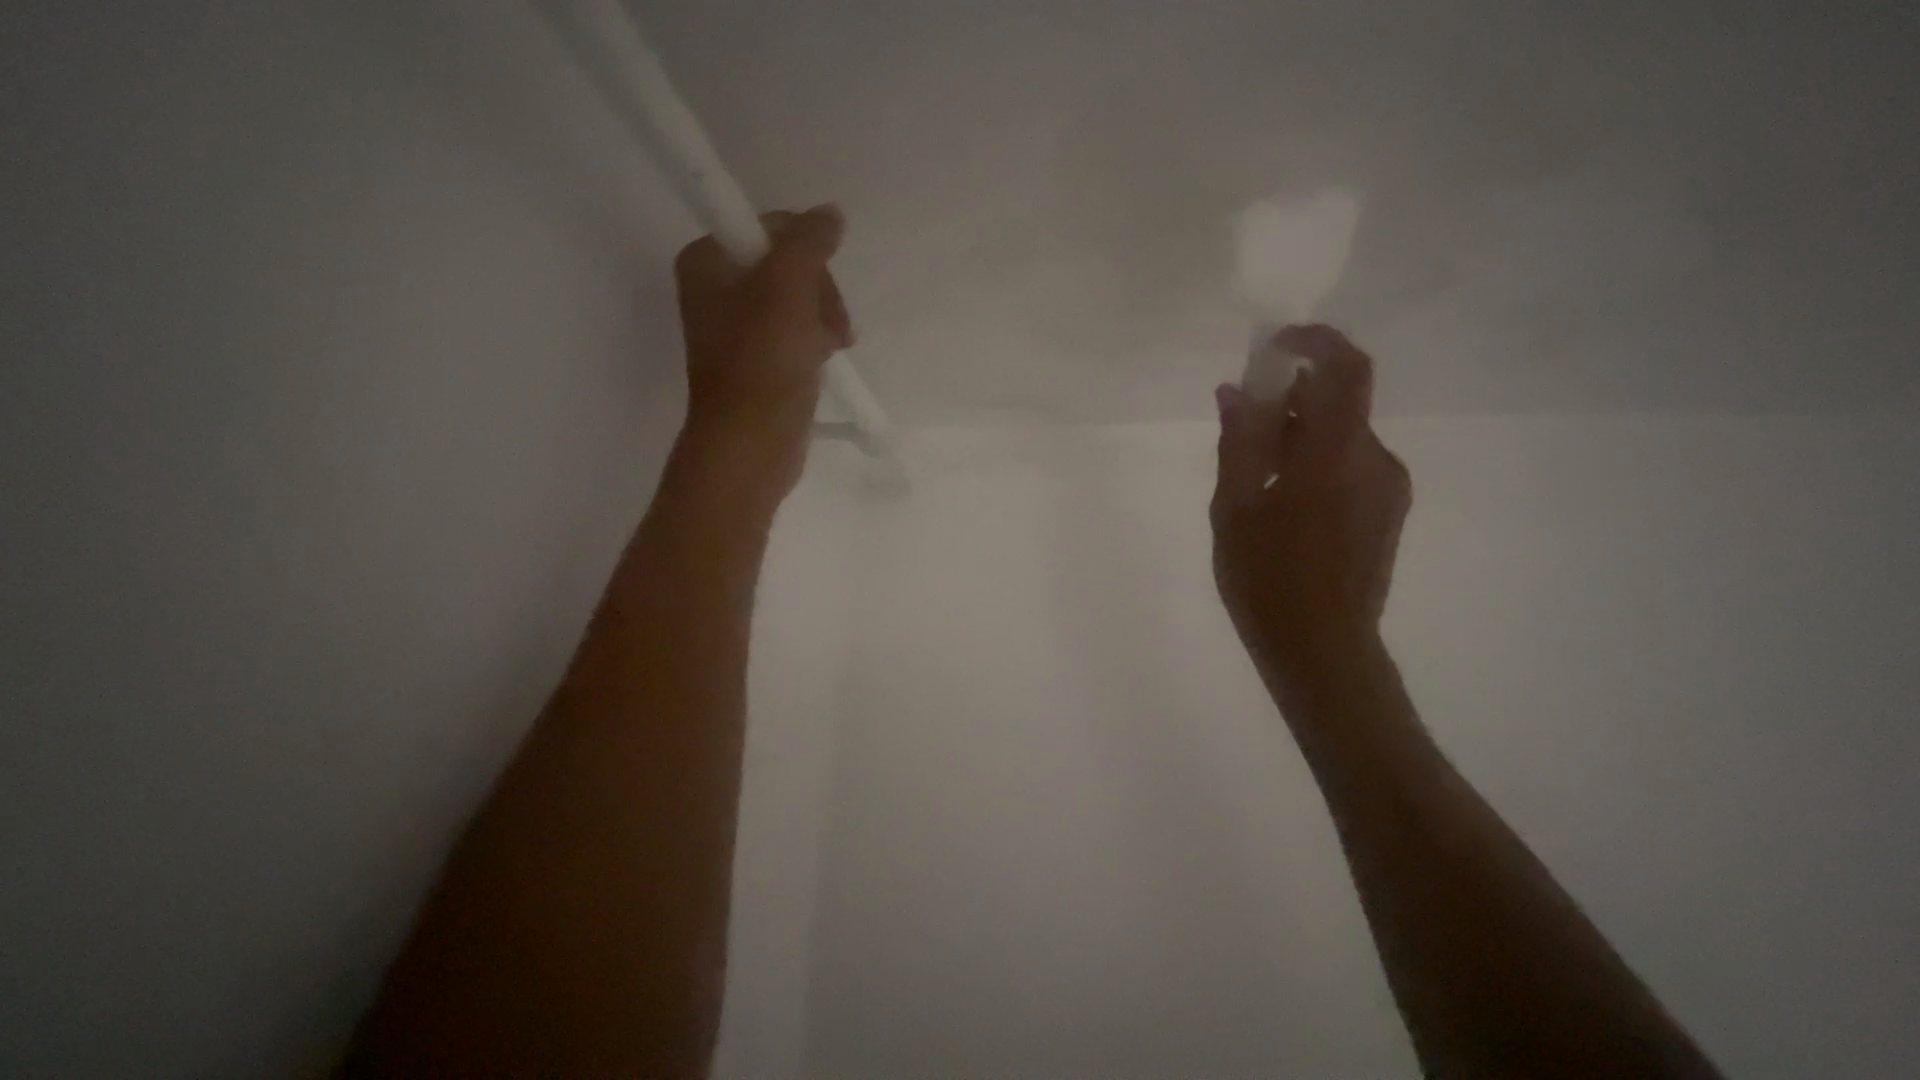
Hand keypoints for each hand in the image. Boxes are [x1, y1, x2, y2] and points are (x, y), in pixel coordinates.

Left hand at [672, 205, 853, 490]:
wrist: (752, 441)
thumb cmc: (764, 358)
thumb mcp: (789, 284)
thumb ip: (809, 240)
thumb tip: (829, 214)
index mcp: (706, 261)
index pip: (766, 226)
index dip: (804, 246)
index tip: (823, 275)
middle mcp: (714, 290)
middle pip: (784, 264)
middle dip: (818, 288)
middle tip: (832, 320)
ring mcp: (736, 329)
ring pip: (796, 300)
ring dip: (823, 315)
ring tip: (833, 344)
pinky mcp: (757, 362)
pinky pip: (795, 333)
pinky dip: (815, 340)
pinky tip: (826, 357)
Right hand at [1211, 324, 1410, 686]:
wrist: (1322, 648)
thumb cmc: (1267, 579)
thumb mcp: (1234, 508)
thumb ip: (1238, 442)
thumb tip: (1236, 390)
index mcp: (1336, 453)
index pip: (1345, 368)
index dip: (1315, 341)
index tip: (1275, 344)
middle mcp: (1375, 460)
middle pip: (1340, 401)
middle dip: (1293, 396)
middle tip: (1245, 421)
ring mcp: (1388, 488)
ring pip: (1344, 436)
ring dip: (1302, 433)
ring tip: (1256, 474)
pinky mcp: (1388, 512)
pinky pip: (1352, 465)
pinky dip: (1317, 461)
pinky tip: (1284, 502)